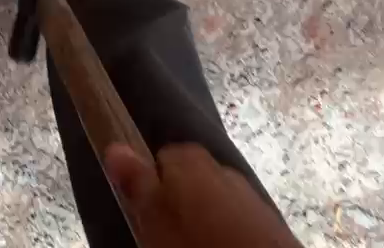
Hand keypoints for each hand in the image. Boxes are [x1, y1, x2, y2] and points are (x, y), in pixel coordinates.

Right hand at [104, 143, 301, 247]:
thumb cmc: (197, 245)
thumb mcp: (154, 218)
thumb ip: (136, 182)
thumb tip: (114, 146)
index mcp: (189, 157)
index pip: (160, 159)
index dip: (151, 189)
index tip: (147, 218)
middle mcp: (219, 165)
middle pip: (188, 179)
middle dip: (179, 205)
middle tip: (167, 238)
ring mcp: (247, 193)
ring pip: (213, 202)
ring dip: (204, 222)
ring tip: (193, 243)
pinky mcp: (268, 222)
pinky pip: (236, 221)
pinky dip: (227, 234)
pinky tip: (219, 245)